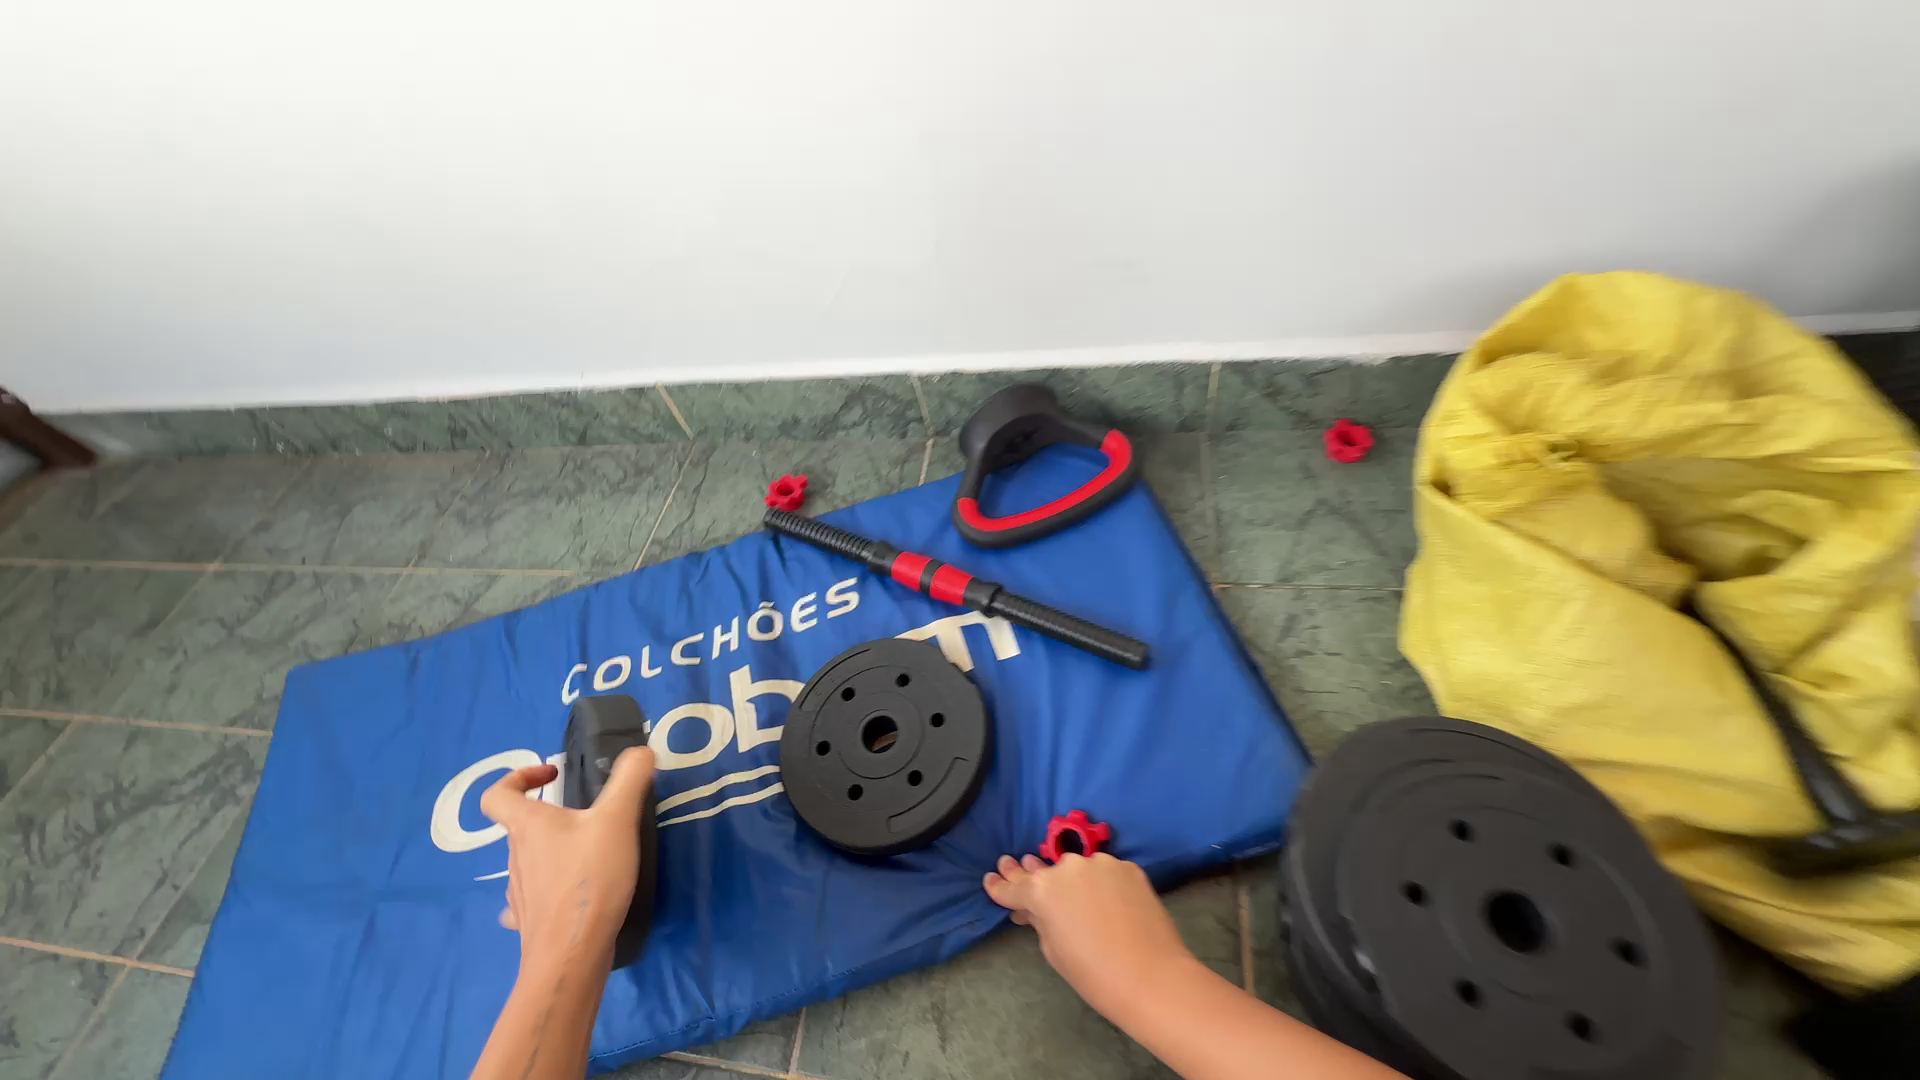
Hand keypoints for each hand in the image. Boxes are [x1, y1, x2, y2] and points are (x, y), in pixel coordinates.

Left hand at [480, 747, 655, 975]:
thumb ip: (630, 778)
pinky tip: (569, 893)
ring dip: (553, 850)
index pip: (497, 795)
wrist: (571, 954)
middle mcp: (516, 856)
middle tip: (592, 816)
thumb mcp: (618, 819)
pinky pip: (532, 897)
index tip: (553, 776)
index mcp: (529, 826)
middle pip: (521, 826)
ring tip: (591, 853)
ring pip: (529, 860)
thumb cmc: (590, 879)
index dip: (519, 777)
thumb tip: (640, 750)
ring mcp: (519, 893)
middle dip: (553, 814)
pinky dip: (547, 888)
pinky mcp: (530, 921)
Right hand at [983, 852, 1193, 1014]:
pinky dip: (1103, 885)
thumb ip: (1039, 920)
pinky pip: (1106, 873)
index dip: (1000, 885)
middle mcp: (1067, 867)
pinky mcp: (1127, 866)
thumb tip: (1032, 908)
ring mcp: (1100, 863)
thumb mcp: (1054, 950)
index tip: (991, 877)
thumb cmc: (1094, 974)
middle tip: (1016, 862)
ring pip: (1079, 870)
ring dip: (1074, 881)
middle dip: (1032, 873)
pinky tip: (1110, 903)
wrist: (1152, 976)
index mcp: (1042, 890)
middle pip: (1046, 872)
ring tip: (1077, 898)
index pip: (1012, 886)